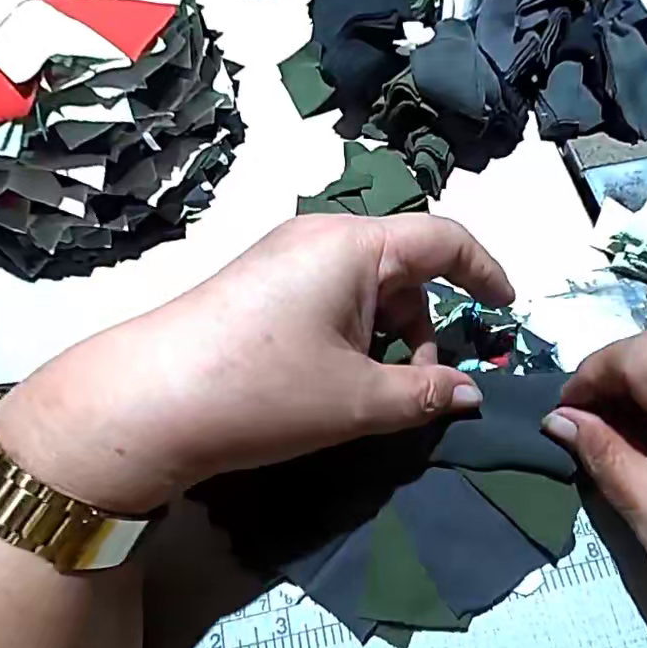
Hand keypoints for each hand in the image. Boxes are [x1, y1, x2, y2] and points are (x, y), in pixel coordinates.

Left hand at [0, 213, 514, 513]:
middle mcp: (323, 239)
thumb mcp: (361, 400)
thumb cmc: (264, 390)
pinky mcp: (266, 289)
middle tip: (425, 388)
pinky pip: (337, 303)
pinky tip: (338, 383)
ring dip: (393, 342)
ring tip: (374, 395)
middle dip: (430, 329)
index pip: (445, 239)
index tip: (507, 309)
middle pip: (408, 272)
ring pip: (373, 293)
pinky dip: (358, 340)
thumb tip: (473, 393)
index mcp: (354, 246)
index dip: (486, 272)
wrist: (139, 408)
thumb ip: (429, 393)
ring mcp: (289, 261)